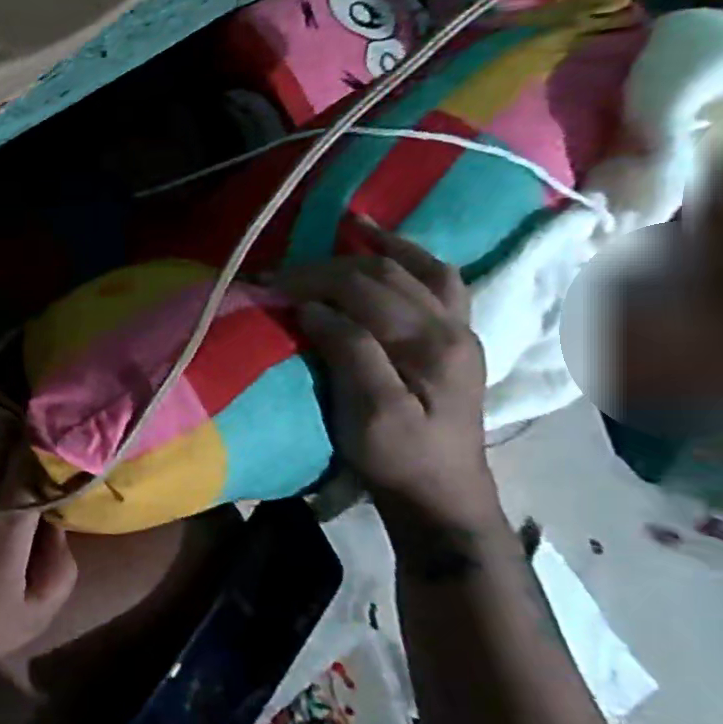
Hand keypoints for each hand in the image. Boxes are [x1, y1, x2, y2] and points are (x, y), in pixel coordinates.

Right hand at [278, 220, 493, 526]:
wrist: (440, 493)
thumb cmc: (396, 456)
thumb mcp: (369, 413)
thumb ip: (350, 353)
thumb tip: (313, 309)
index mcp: (429, 344)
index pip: (361, 290)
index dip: (310, 282)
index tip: (265, 288)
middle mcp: (450, 326)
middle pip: (383, 273)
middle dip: (326, 267)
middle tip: (278, 277)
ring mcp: (458, 329)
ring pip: (415, 268)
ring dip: (373, 248)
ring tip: (340, 229)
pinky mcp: (453, 337)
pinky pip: (437, 280)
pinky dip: (408, 255)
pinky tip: (384, 244)